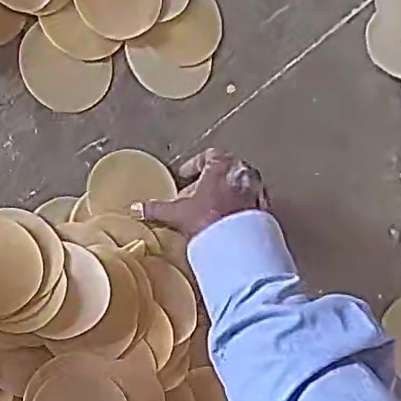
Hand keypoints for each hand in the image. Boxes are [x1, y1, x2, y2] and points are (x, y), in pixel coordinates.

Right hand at [135, 150, 268, 236]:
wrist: (236, 244)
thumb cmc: (208, 220)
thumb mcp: (176, 213)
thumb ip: (155, 208)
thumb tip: (136, 208)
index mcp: (222, 166)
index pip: (208, 156)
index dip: (194, 165)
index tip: (186, 175)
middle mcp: (243, 173)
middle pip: (225, 170)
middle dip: (210, 181)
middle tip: (197, 194)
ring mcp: (256, 191)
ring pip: (239, 186)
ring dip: (226, 193)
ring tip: (213, 209)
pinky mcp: (265, 209)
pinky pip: (251, 203)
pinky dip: (240, 208)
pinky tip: (229, 221)